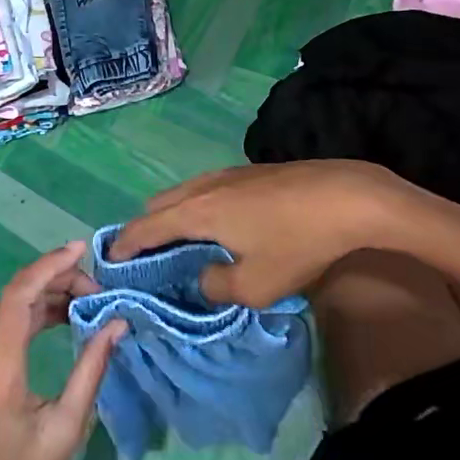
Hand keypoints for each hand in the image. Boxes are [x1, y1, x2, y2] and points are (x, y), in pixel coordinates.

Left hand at [0, 241, 127, 459]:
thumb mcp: (64, 429)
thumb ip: (90, 372)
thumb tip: (116, 325)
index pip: (19, 296)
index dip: (49, 265)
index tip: (81, 249)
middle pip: (17, 295)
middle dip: (57, 278)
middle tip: (98, 286)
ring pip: (13, 307)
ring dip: (48, 294)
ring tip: (89, 297)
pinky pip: (10, 324)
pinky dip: (37, 312)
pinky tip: (65, 316)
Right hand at [112, 160, 416, 307]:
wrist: (349, 197)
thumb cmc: (298, 242)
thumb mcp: (257, 285)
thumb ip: (215, 287)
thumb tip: (202, 278)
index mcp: (193, 213)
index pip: (143, 229)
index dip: (123, 246)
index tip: (110, 262)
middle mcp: (199, 188)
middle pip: (155, 206)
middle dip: (144, 230)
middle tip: (150, 259)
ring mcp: (223, 174)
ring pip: (180, 195)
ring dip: (171, 218)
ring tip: (184, 244)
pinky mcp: (245, 172)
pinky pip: (203, 190)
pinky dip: (195, 209)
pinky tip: (222, 227)